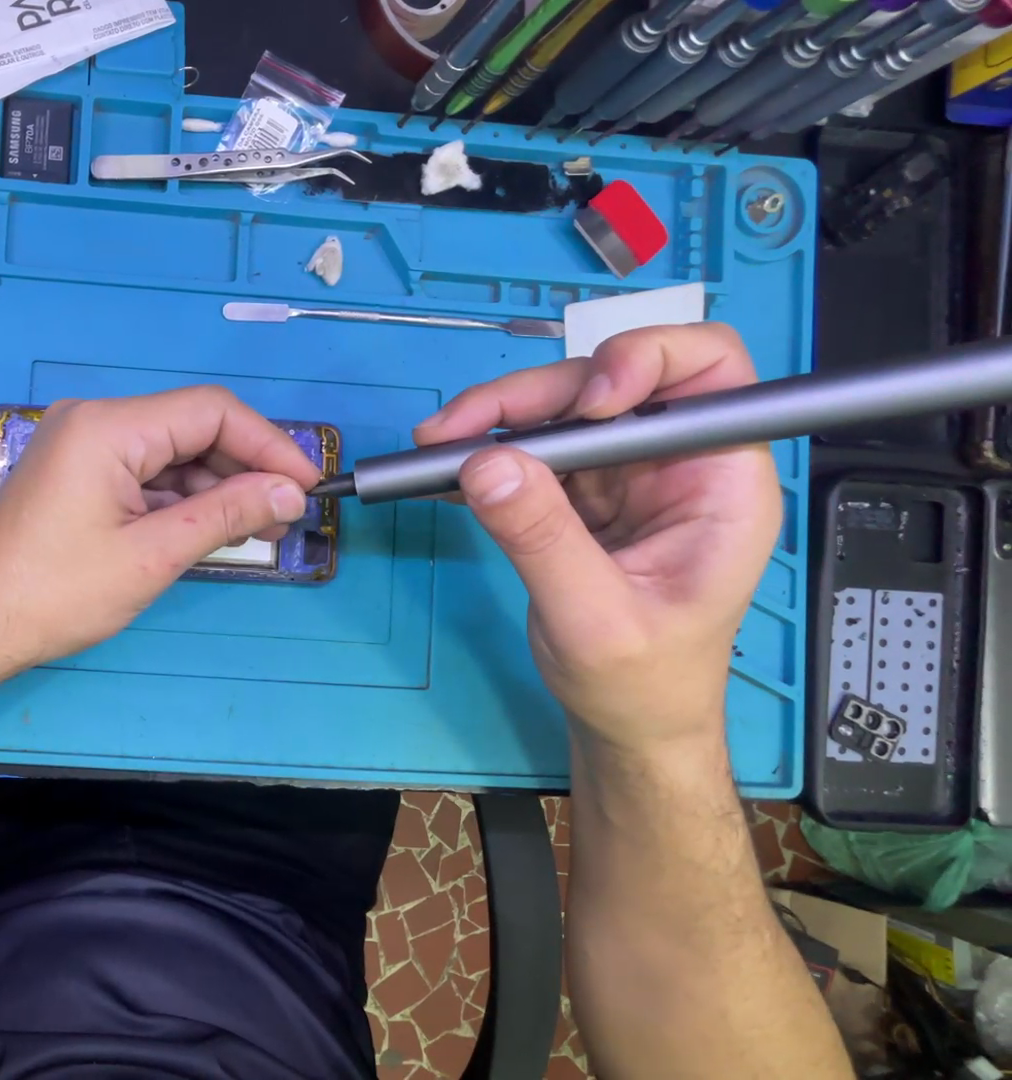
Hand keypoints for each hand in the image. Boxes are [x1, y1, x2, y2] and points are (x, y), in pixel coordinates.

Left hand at [0, 387, 319, 677]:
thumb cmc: (58, 595)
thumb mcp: (153, 555)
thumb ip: (226, 513)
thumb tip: (289, 493)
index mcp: (105, 427)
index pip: (209, 411)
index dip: (267, 444)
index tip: (304, 485)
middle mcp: (89, 419)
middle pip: (187, 428)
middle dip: (239, 468)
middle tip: (280, 516)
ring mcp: (76, 444)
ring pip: (165, 451)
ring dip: (209, 487)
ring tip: (249, 529)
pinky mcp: (71, 471)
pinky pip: (137, 471)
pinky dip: (173, 497)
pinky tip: (202, 528)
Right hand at [415, 323, 782, 753]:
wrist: (623, 718)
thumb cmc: (639, 680)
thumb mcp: (592, 618)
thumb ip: (543, 540)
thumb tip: (483, 464)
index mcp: (715, 481)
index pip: (707, 374)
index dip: (645, 361)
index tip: (582, 407)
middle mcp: (669, 463)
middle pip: (602, 385)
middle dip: (526, 397)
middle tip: (449, 430)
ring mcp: (617, 477)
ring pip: (553, 414)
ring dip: (487, 423)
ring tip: (429, 450)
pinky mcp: (572, 496)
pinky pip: (521, 455)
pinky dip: (475, 458)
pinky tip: (436, 476)